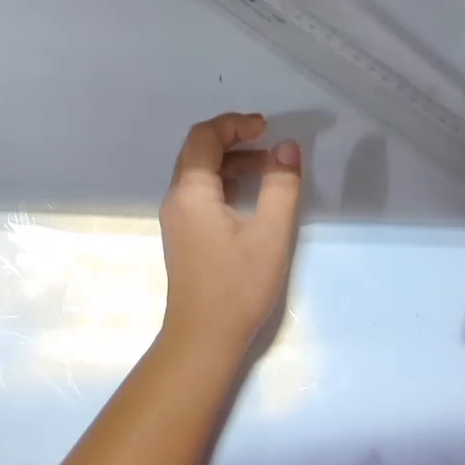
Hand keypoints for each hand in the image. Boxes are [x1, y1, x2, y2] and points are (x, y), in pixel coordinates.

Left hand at [159, 113, 302, 351]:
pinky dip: (225, 181)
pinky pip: (200, 192)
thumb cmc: (237, 286)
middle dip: (234, 138)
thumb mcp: (270, 234)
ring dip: (231, 161)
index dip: (235, 124)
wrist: (203, 339)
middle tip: (268, 141)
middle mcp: (177, 198)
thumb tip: (286, 147)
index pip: (205, 137)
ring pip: (199, 171)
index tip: (266, 127)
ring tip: (269, 169)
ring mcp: (177, 217)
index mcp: (191, 191)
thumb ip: (280, 185)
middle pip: (198, 150)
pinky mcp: (183, 234)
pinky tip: (251, 195)